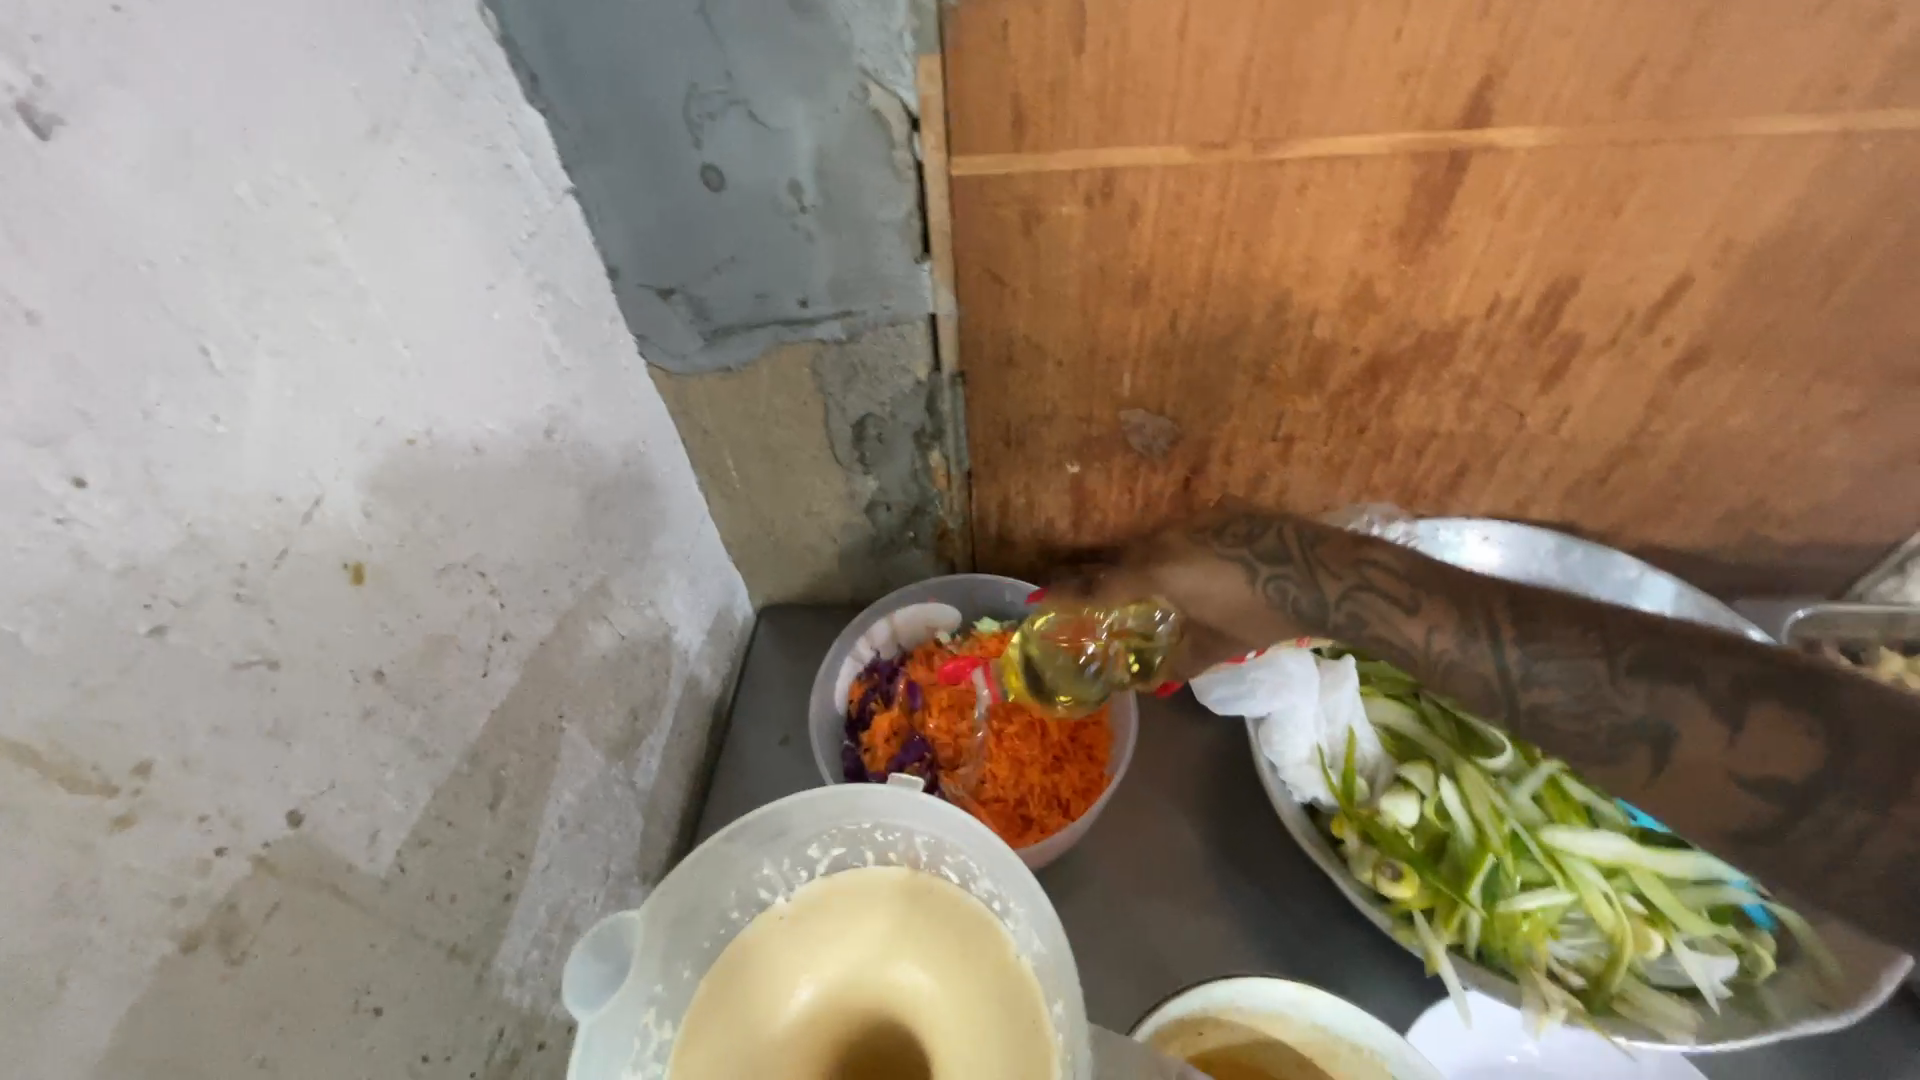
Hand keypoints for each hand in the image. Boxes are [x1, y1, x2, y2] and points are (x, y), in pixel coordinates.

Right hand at [1038, 521, 1315, 684]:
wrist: (1325, 574)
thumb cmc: (1265, 615)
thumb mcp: (1219, 647)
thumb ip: (1178, 661)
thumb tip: (1152, 678)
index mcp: (1158, 573)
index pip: (1099, 584)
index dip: (1068, 591)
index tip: (1041, 595)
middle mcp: (1166, 540)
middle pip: (1119, 556)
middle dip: (1097, 573)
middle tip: (1082, 587)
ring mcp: (1194, 521)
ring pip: (1150, 542)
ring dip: (1137, 561)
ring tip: (1137, 583)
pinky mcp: (1220, 513)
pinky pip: (1180, 533)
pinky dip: (1171, 552)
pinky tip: (1187, 568)